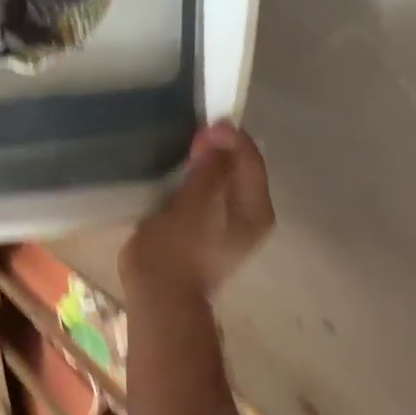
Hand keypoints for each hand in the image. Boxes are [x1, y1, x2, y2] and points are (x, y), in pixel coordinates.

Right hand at [120, 122, 273, 304]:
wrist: (160, 294)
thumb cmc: (177, 249)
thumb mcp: (192, 205)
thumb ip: (209, 170)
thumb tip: (218, 135)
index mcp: (256, 210)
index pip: (252, 161)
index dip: (231, 137)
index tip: (202, 120)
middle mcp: (251, 214)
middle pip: (242, 169)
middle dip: (221, 146)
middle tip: (190, 129)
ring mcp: (230, 223)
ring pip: (225, 179)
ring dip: (208, 160)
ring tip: (183, 145)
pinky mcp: (207, 227)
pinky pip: (210, 191)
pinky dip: (199, 176)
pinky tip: (178, 172)